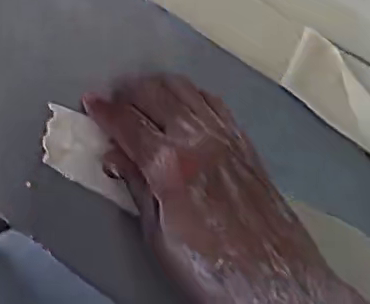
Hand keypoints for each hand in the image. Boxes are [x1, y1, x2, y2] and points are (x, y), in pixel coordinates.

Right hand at [85, 75, 364, 303]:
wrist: (279, 288)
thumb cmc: (213, 272)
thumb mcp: (159, 239)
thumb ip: (135, 188)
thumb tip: (114, 156)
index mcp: (168, 165)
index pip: (125, 122)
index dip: (103, 109)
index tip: (90, 102)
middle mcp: (194, 138)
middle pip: (150, 91)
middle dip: (126, 92)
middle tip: (114, 104)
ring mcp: (221, 134)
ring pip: (180, 86)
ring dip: (155, 87)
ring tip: (143, 100)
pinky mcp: (242, 139)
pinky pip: (209, 98)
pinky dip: (188, 94)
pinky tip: (182, 106)